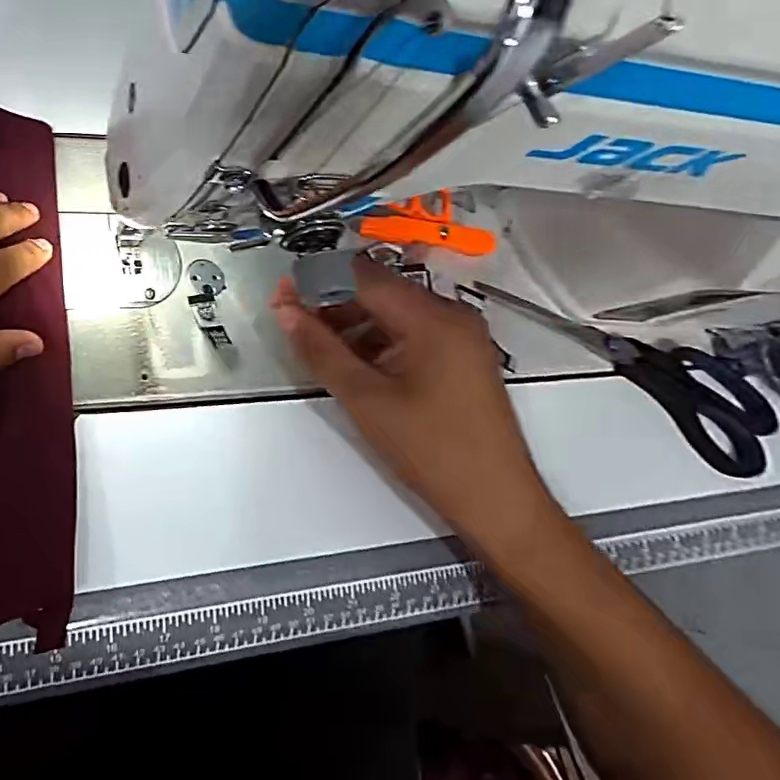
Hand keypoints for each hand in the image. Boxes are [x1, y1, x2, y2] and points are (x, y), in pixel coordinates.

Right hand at [271, 259, 560, 546]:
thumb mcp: (365, 398)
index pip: (363, 278)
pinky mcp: (460, 356)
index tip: (282, 293)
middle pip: (379, 290)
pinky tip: (349, 359)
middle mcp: (452, 315)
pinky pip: (409, 331)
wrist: (497, 501)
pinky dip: (375, 338)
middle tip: (291, 318)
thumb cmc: (433, 451)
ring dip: (351, 320)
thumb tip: (286, 312)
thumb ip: (320, 349)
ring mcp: (460, 335)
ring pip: (393, 310)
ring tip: (314, 343)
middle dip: (331, 301)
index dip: (316, 281)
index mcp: (433, 318)